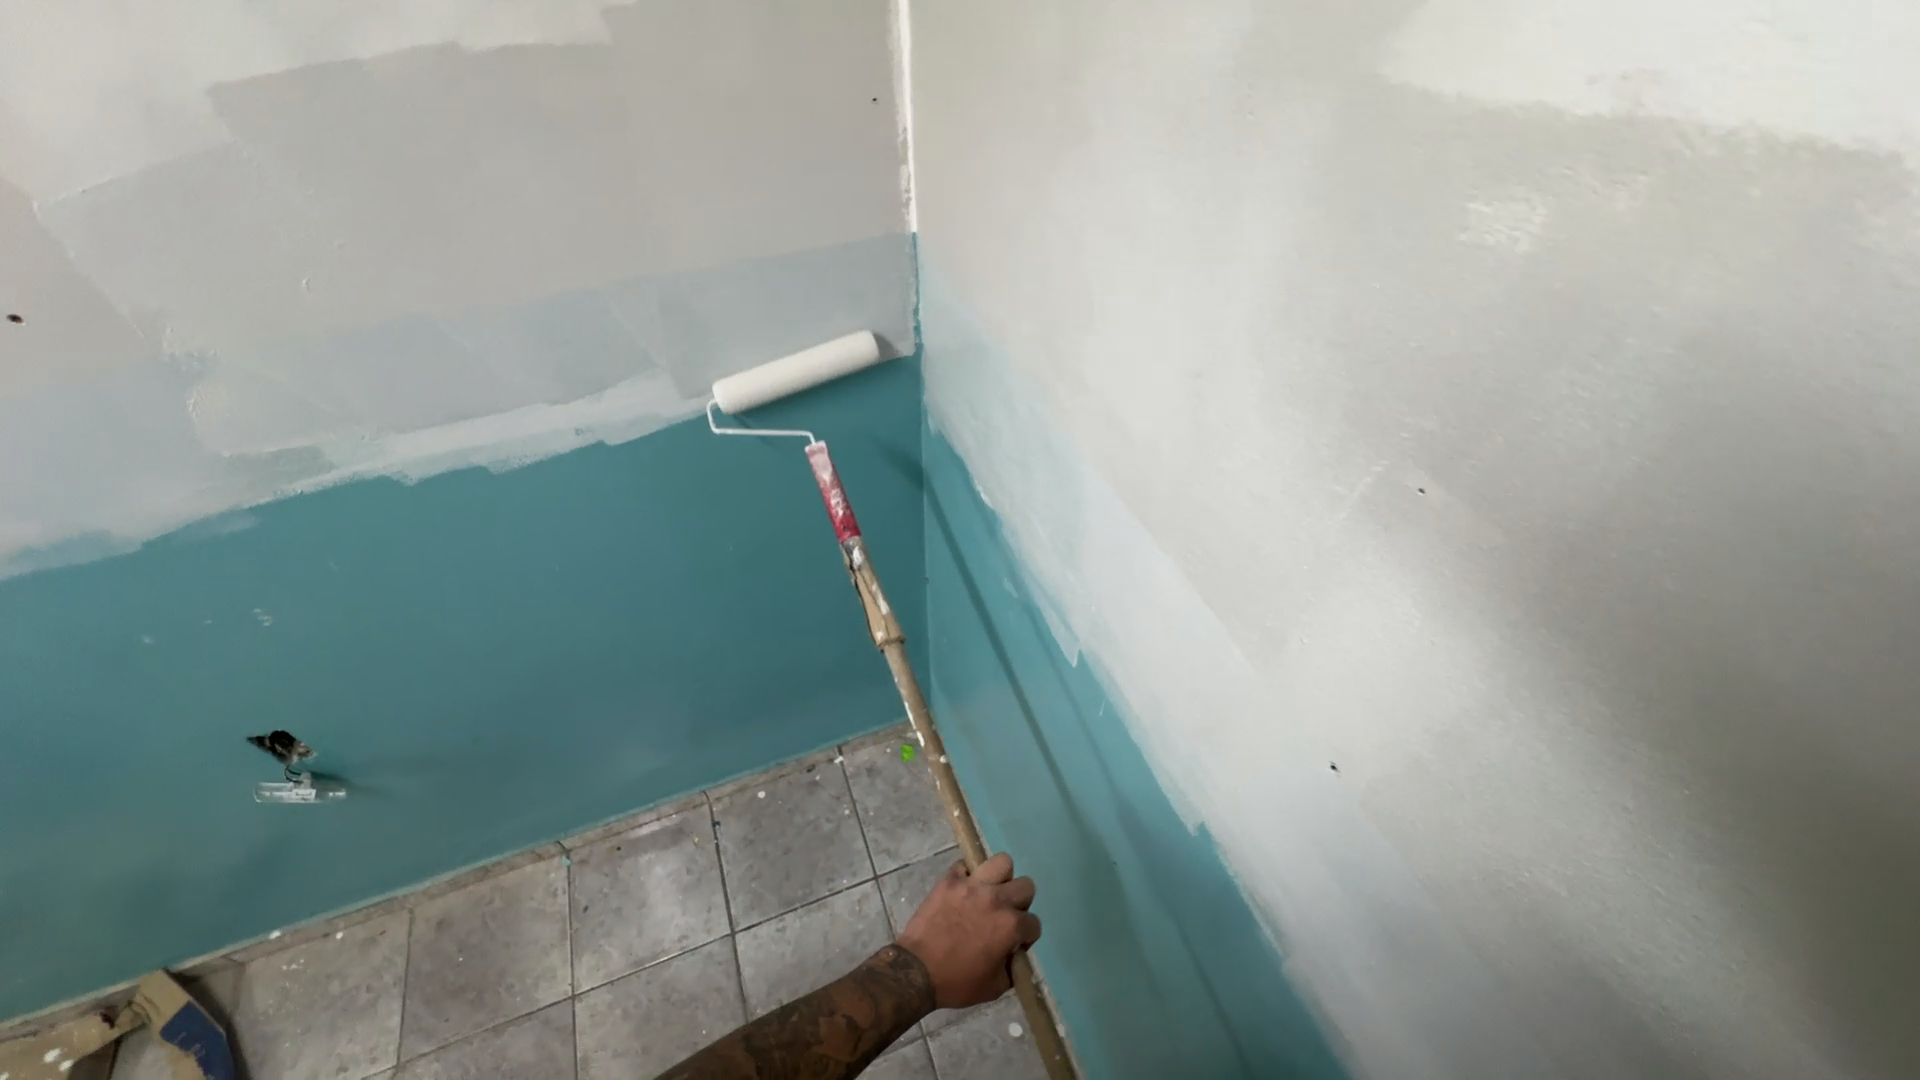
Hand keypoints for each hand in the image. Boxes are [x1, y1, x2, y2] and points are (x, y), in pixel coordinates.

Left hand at [895, 852, 1041, 1009]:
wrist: (917, 970)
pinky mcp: (950, 879)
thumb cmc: (957, 982)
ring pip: (1002, 862)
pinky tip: (964, 891)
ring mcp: (972, 885)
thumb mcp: (994, 987)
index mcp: (1010, 926)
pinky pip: (966, 865)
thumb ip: (1012, 968)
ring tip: (989, 893)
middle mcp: (996, 899)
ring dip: (1000, 878)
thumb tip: (1015, 954)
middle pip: (1026, 885)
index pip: (1034, 923)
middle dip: (1020, 902)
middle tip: (1005, 914)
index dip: (1027, 936)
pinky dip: (967, 875)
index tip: (1015, 942)